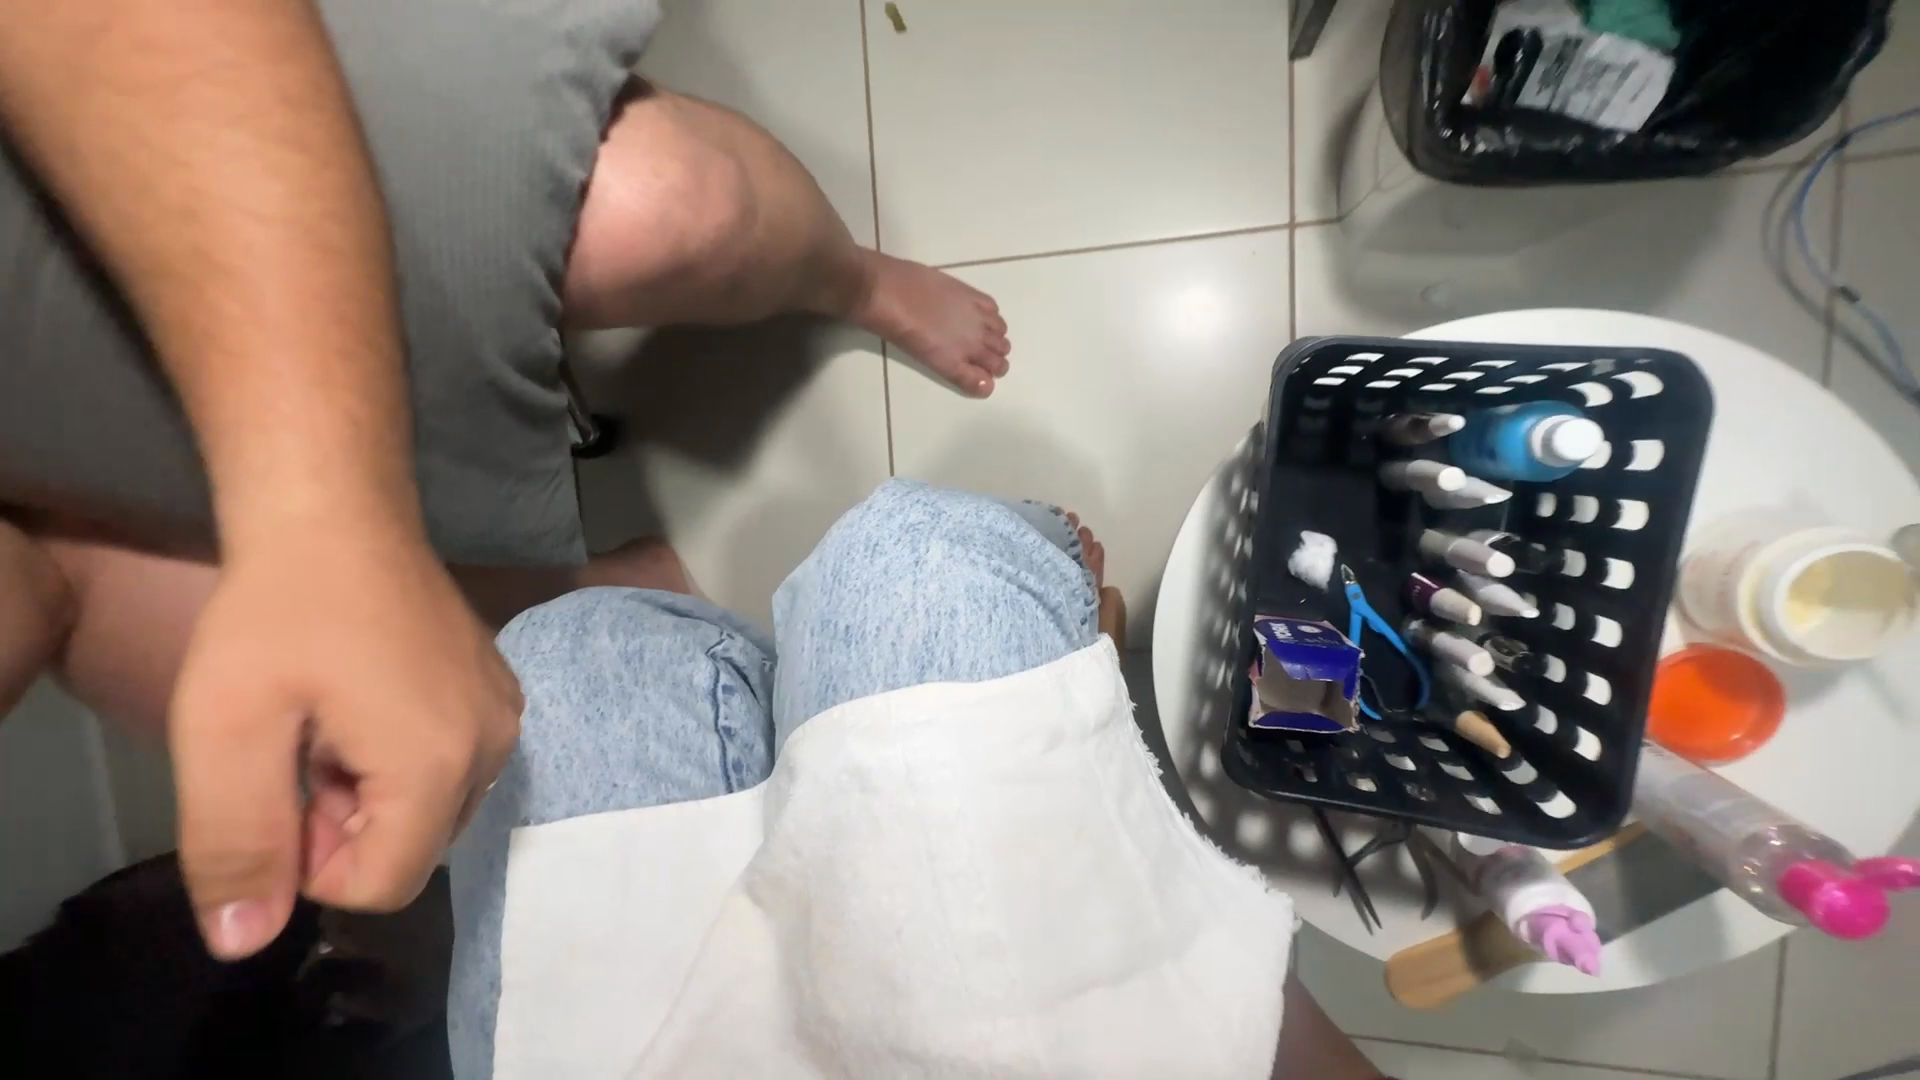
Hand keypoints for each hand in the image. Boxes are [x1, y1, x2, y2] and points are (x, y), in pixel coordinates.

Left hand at [168, 526, 521, 959]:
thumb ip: (238, 842)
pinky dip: (412, 761)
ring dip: (379, 795)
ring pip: (439, 808)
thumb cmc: (281, 619)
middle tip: (305, 755)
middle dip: (349, 828)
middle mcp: (495, 746)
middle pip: (417, 847)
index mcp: (439, 763)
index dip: (310, 865)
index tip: (282, 792)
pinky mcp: (505, 693)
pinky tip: (376, 703)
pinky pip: (461, 765)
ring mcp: (509, 716)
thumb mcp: (224, 732)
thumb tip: (248, 940)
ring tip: (339, 726)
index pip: (384, 884)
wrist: (346, 524)